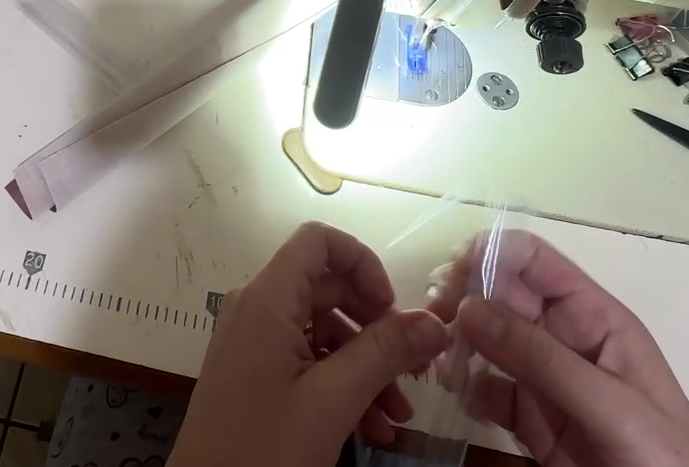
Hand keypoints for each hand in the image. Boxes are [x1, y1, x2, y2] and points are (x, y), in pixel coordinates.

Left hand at [171, 221, 450, 465]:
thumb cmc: (264, 447)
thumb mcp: (331, 401)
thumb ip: (383, 353)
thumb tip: (434, 320)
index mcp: (267, 297)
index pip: (318, 241)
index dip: (362, 263)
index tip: (393, 310)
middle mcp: (257, 307)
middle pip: (327, 288)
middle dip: (375, 327)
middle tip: (415, 369)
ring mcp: (254, 341)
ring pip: (323, 331)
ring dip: (366, 367)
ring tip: (400, 414)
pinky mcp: (256, 373)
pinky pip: (307, 361)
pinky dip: (342, 386)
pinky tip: (375, 429)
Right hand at [426, 231, 688, 466]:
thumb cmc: (666, 464)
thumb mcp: (612, 407)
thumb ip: (541, 358)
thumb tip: (468, 307)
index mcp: (594, 319)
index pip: (535, 261)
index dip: (493, 253)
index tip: (454, 269)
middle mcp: (563, 339)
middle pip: (500, 293)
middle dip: (462, 294)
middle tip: (434, 312)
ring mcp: (544, 379)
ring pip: (485, 336)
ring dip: (455, 336)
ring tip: (435, 351)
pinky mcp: (529, 419)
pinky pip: (485, 386)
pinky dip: (462, 382)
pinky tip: (452, 389)